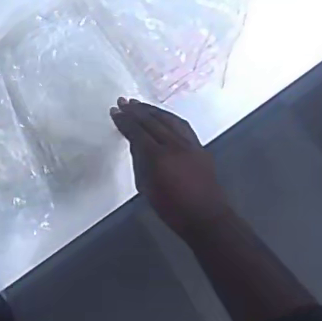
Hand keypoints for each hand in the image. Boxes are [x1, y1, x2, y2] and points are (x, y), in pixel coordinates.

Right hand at [111, 98, 230, 237]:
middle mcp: (174, 146)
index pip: (137, 132)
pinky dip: (169, 118)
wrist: (207, 218)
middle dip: (135, 111)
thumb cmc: (172, 209)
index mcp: (158, 157)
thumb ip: (140, 161)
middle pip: (152, 122)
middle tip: (122, 101)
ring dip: (152, 110)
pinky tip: (162, 115)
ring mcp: (190, 145)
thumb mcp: (146, 187)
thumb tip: (136, 144)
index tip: (115, 111)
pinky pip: (182, 126)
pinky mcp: (200, 147)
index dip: (124, 121)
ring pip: (168, 120)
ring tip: (138, 104)